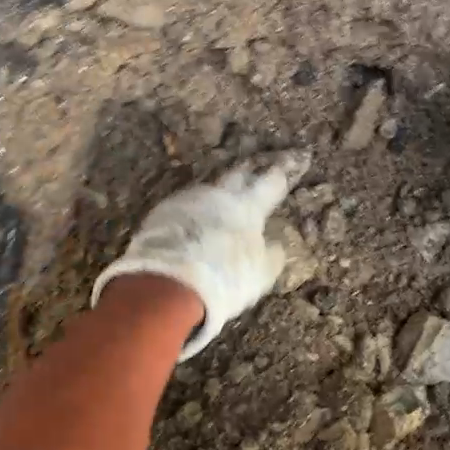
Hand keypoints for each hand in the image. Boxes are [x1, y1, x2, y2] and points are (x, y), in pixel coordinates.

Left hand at [92, 149, 311, 359]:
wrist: (169, 284)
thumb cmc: (225, 278)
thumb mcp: (260, 274)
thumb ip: (270, 255)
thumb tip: (273, 245)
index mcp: (248, 206)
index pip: (270, 184)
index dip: (281, 174)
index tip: (289, 164)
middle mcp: (218, 195)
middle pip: (235, 177)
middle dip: (246, 176)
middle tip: (252, 175)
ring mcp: (186, 200)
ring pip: (206, 192)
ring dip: (214, 198)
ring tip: (218, 206)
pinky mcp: (160, 213)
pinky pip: (182, 208)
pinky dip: (190, 215)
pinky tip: (189, 227)